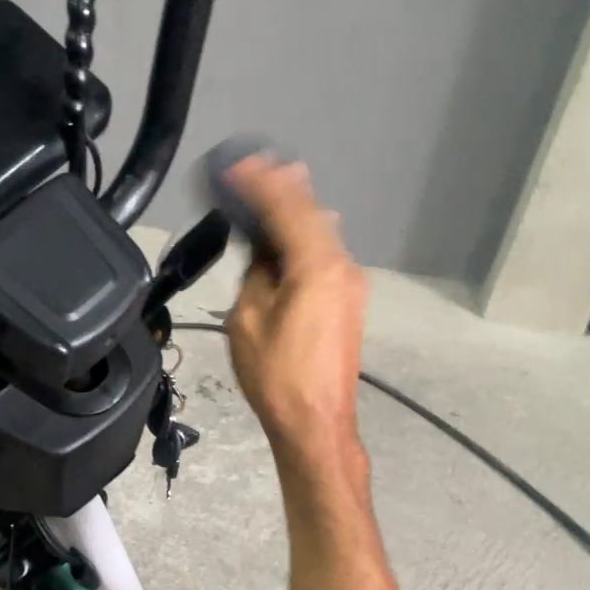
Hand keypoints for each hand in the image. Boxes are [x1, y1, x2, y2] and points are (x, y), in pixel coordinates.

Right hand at [223, 157, 369, 473]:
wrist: (316, 423)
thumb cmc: (276, 377)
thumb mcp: (247, 322)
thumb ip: (256, 276)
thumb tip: (264, 258)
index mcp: (317, 266)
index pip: (287, 208)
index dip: (260, 183)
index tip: (237, 166)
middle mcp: (343, 266)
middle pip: (313, 214)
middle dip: (284, 189)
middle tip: (259, 167)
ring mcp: (351, 285)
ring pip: (322, 235)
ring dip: (297, 214)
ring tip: (272, 193)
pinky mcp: (348, 304)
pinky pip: (325, 257)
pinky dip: (304, 241)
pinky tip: (288, 241)